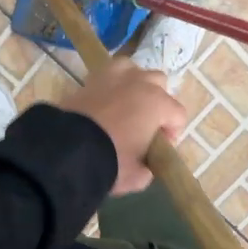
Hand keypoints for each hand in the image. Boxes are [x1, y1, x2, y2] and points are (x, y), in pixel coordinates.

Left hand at [57, 59, 188, 196]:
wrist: (69, 151)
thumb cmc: (110, 163)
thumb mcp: (135, 177)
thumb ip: (147, 170)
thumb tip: (144, 166)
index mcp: (158, 105)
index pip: (178, 115)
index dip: (172, 133)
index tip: (159, 148)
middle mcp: (141, 83)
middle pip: (159, 85)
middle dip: (156, 103)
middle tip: (143, 125)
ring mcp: (116, 76)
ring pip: (135, 71)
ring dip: (135, 85)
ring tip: (126, 106)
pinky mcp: (92, 77)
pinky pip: (109, 74)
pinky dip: (112, 84)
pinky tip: (105, 101)